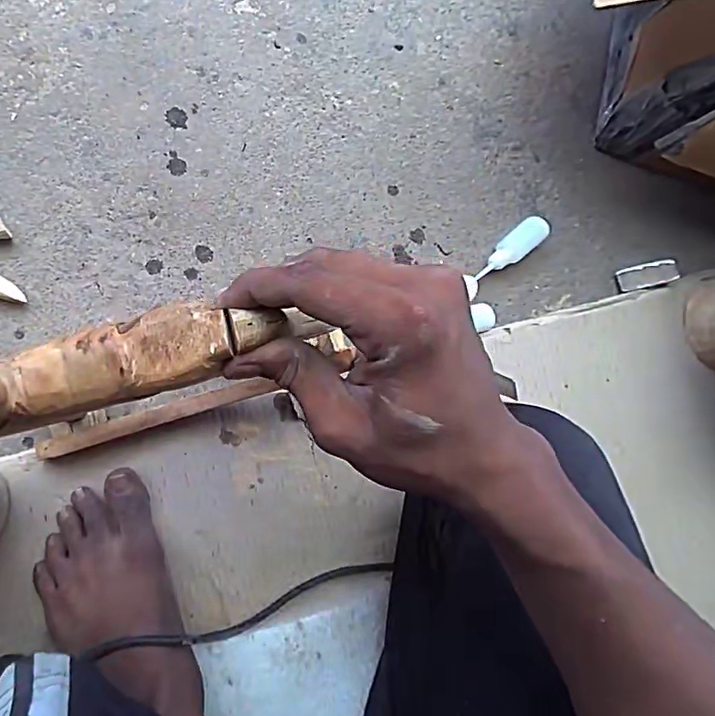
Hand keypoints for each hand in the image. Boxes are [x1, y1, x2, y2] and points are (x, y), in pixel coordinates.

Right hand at [219, 248, 554, 517]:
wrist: (485, 453)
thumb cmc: (423, 451)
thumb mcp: (345, 427)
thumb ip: (295, 377)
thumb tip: (248, 353)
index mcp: (403, 321)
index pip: (314, 282)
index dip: (261, 286)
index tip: (228, 302)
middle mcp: (423, 287)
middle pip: (326, 263)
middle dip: (276, 283)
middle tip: (243, 314)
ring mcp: (434, 279)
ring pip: (344, 262)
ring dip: (301, 282)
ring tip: (269, 313)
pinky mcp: (435, 283)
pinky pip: (367, 271)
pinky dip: (330, 285)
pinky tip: (309, 309)